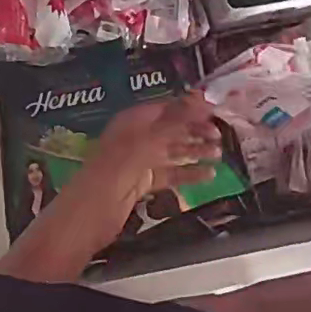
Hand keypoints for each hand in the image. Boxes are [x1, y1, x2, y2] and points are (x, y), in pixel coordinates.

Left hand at [74, 94, 222, 204]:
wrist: (88, 215)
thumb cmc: (116, 170)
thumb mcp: (147, 141)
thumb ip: (176, 120)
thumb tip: (202, 96)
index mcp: (133, 120)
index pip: (167, 107)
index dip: (191, 107)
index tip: (217, 110)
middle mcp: (136, 137)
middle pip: (171, 129)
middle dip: (195, 130)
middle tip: (221, 135)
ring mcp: (139, 161)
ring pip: (172, 152)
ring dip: (195, 151)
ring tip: (220, 153)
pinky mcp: (142, 183)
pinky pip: (169, 174)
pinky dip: (188, 173)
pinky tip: (208, 175)